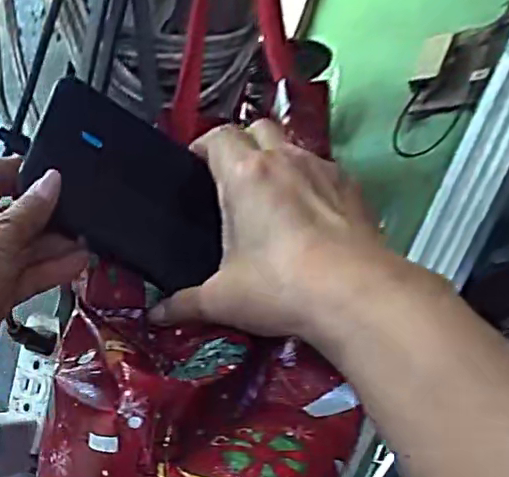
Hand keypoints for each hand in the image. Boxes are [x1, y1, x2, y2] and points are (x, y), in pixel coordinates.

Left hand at [0, 157, 89, 379]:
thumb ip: (31, 209)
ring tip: (85, 240)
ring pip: (23, 248)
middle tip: (78, 214)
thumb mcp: (0, 233)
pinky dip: (48, 270)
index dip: (29, 174)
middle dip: (47, 216)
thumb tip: (50, 184)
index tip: (59, 176)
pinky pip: (25, 275)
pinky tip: (73, 263)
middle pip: (15, 214)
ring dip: (54, 246)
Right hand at [149, 120, 400, 341]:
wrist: (352, 294)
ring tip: (262, 202)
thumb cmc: (278, 288)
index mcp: (245, 177)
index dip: (201, 147)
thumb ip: (182, 305)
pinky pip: (320, 172)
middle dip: (240, 145)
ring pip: (292, 146)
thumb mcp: (217, 301)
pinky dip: (304, 184)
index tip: (192, 167)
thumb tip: (156, 315)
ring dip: (274, 163)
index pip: (218, 137)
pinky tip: (299, 220)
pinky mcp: (351, 188)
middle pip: (258, 127)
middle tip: (225, 181)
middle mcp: (286, 160)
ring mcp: (323, 170)